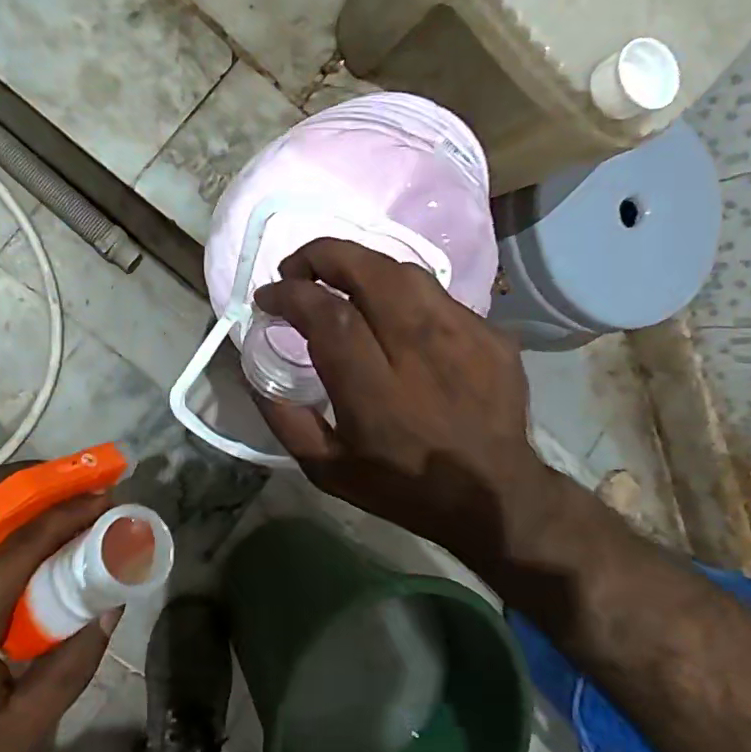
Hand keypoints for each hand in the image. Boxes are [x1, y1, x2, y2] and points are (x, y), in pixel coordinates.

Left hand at [0, 466, 112, 751]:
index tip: (104, 496)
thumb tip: (110, 607)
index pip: (14, 552)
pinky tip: (17, 541)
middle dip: (22, 482)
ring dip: (1, 496)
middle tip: (71, 480)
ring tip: (51, 497)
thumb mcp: (13, 741)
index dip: (63, 515)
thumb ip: (67, 670)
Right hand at [253, 238, 563, 555]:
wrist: (496, 495)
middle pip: (369, 271)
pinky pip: (435, 295)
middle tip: (297, 270)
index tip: (268, 298)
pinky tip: (389, 313)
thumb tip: (254, 373)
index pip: (329, 314)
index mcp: (377, 393)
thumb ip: (285, 419)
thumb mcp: (327, 469)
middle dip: (322, 256)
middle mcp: (422, 353)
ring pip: (404, 272)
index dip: (291, 294)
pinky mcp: (490, 334)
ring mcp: (464, 337)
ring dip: (360, 266)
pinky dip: (399, 293)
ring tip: (338, 281)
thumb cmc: (404, 485)